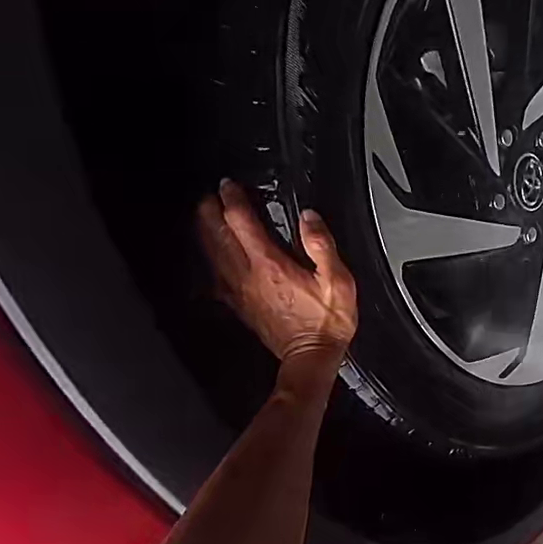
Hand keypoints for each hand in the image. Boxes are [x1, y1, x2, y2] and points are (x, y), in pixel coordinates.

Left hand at [197, 180, 356, 363]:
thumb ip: (322, 245)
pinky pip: (216, 280)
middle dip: (210, 211)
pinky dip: (210, 264)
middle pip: (217, 235)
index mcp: (270, 264)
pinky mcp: (241, 307)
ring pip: (212, 255)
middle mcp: (249, 276)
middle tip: (209, 197)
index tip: (229, 185)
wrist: (311, 358)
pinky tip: (211, 262)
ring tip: (204, 219)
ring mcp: (241, 293)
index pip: (241, 221)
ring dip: (205, 233)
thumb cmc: (326, 324)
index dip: (233, 198)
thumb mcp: (338, 281)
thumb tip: (309, 218)